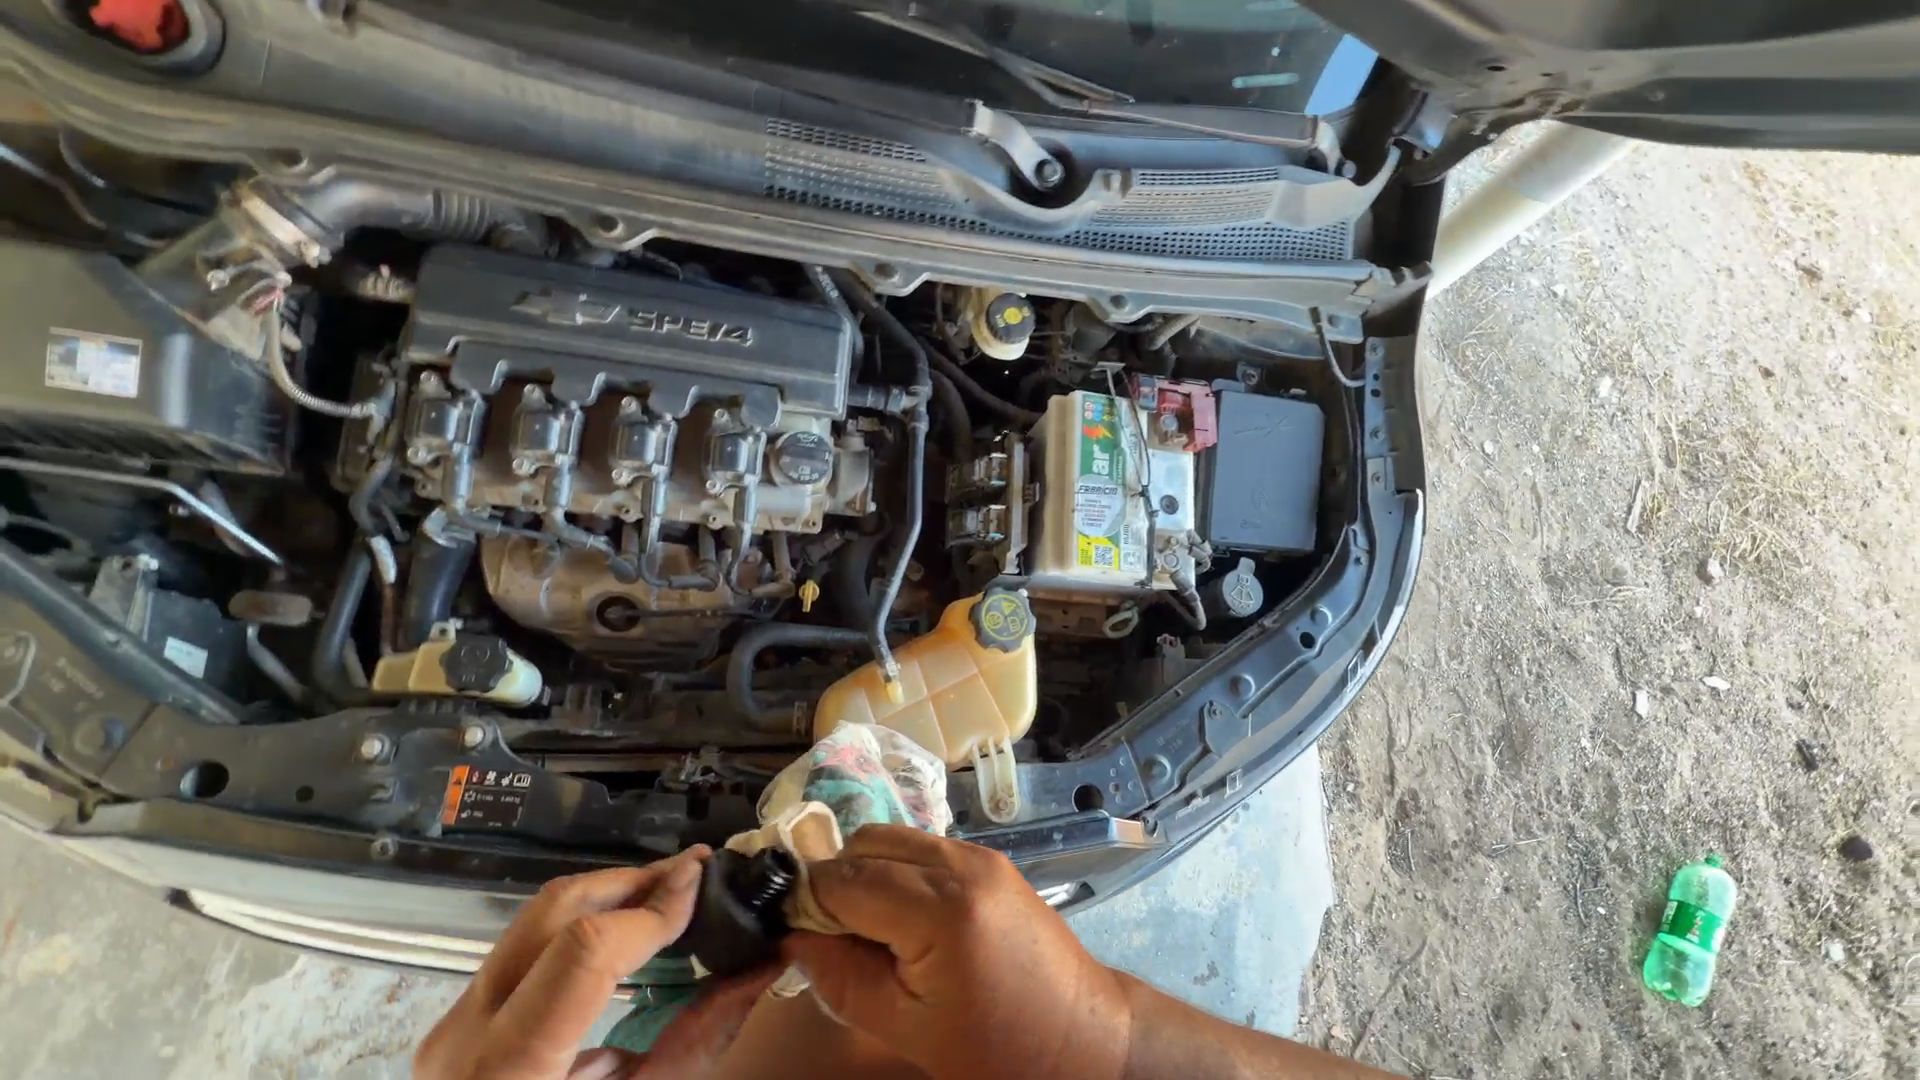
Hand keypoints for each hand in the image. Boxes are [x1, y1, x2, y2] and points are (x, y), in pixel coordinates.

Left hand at [416, 851, 712, 1079]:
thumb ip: (697, 1042)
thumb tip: (761, 967)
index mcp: (510, 1068)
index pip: (586, 948)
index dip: (653, 908)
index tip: (703, 882)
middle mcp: (467, 1030)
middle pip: (556, 908)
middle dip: (634, 879)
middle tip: (695, 874)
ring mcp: (454, 1019)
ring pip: (538, 915)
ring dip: (612, 894)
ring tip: (670, 896)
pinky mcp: (458, 1017)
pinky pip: (529, 944)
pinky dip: (585, 923)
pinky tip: (628, 935)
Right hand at [781, 826, 1133, 1079]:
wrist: (1081, 1037)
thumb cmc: (994, 1049)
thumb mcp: (903, 1028)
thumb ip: (838, 976)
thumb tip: (792, 936)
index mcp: (940, 908)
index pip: (846, 878)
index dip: (809, 900)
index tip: (790, 928)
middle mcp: (960, 862)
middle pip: (867, 842)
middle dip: (836, 879)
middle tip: (830, 934)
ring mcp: (979, 854)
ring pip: (894, 837)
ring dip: (866, 870)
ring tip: (867, 927)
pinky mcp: (989, 858)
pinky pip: (923, 847)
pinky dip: (898, 868)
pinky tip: (901, 916)